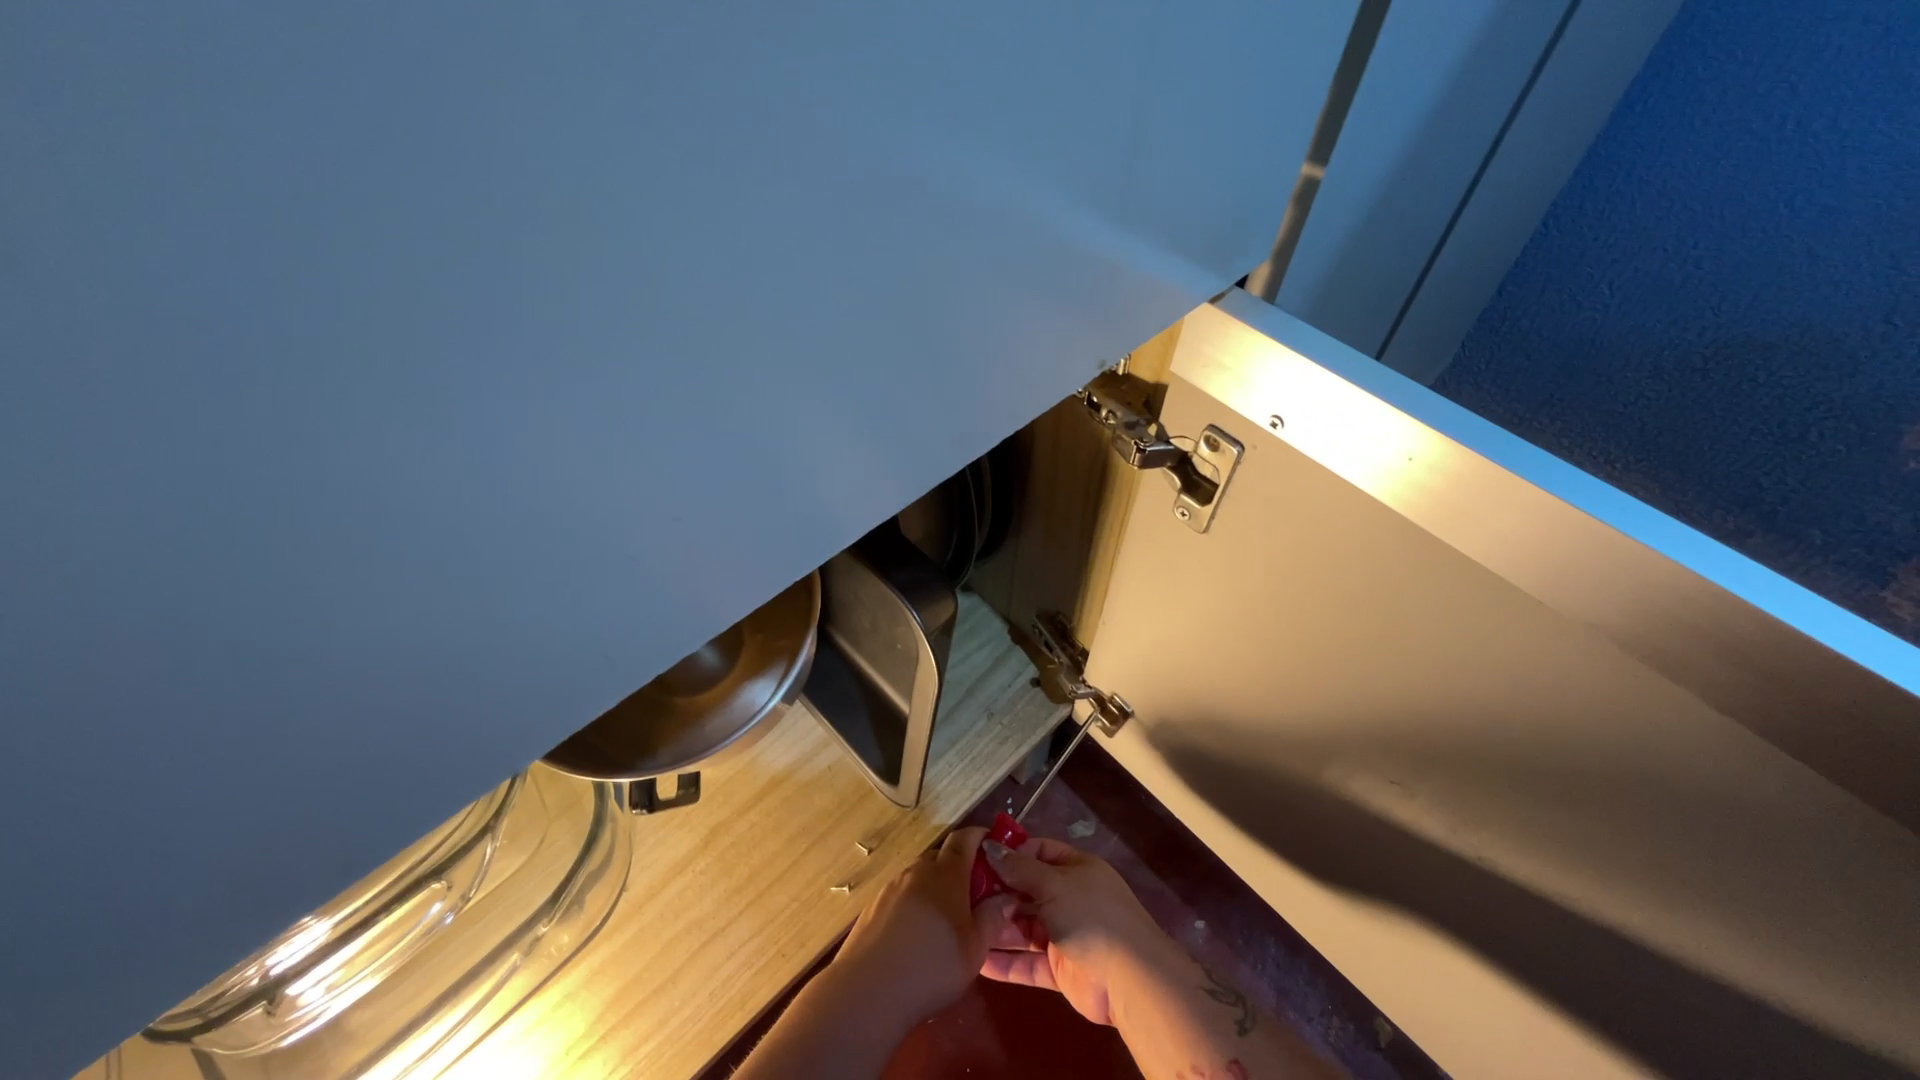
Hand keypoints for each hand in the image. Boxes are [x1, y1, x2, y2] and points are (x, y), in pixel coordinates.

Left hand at [823, 826, 1012, 1027]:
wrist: (868, 990)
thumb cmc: (932, 968)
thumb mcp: (975, 949)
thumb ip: (992, 918)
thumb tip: (1005, 897)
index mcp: (946, 874)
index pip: (964, 839)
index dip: (980, 837)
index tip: (993, 848)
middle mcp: (917, 872)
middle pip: (941, 856)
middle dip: (959, 867)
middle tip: (974, 896)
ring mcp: (891, 887)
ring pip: (919, 876)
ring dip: (935, 887)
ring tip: (945, 919)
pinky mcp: (873, 906)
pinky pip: (901, 894)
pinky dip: (914, 903)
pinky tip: (916, 933)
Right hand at [975, 835, 1175, 1026]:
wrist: (1129, 979)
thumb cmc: (1091, 917)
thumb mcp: (1054, 884)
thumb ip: (1019, 868)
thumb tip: (989, 847)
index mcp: (1076, 870)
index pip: (1039, 852)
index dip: (1011, 854)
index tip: (977, 858)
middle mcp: (1069, 899)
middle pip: (1027, 891)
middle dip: (997, 893)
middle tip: (960, 896)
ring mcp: (1064, 935)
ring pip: (1023, 928)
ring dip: (995, 928)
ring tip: (959, 927)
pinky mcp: (1058, 969)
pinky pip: (1026, 964)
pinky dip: (1004, 963)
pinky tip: (975, 962)